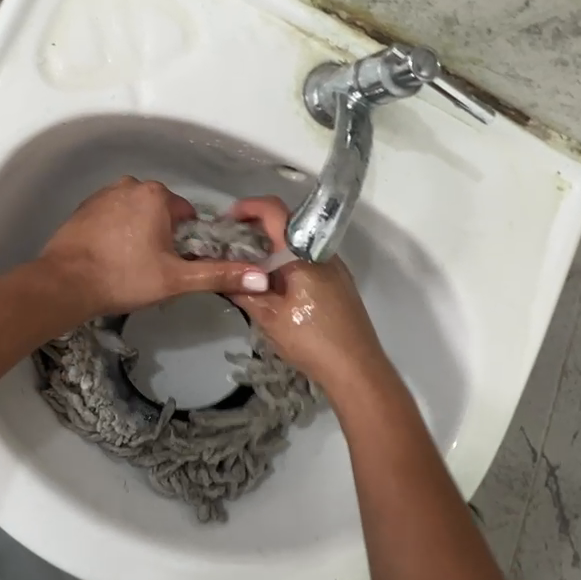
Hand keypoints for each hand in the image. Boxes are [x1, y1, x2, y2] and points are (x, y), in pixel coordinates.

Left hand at [37, 177, 270, 317]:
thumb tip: (261, 276)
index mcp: (156, 195)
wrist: (64, 283)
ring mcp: (103, 194)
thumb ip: (218, 275)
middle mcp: (130, 185)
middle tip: (152, 268)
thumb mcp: (176, 280)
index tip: (174, 264)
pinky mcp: (83, 208)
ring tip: (131, 266)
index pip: (187, 214)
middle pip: (161, 212)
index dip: (185, 241)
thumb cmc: (124, 277)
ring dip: (138, 234)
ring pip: (135, 214)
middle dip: (161, 237)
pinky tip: (110, 258)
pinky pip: (112, 218)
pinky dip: (115, 234)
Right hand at [225, 196, 394, 390]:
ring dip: (271, 247)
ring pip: (297, 244)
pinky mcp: (338, 283)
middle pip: (286, 225)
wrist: (358, 371)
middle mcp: (321, 253)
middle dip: (255, 229)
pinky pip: (307, 260)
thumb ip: (244, 291)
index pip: (274, 212)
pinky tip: (271, 283)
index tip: (227, 219)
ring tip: (245, 266)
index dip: (248, 208)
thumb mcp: (269, 318)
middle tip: (230, 245)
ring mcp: (333, 267)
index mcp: (303, 254)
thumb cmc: (312, 341)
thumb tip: (222, 275)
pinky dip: (285, 262)